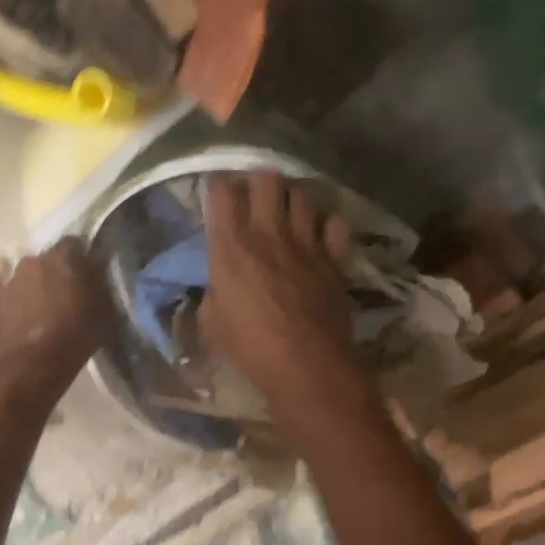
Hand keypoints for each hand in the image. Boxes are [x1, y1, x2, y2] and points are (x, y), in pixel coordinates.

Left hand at [0, 238, 112, 385]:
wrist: (36, 363)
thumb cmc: (76, 333)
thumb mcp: (103, 307)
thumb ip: (99, 280)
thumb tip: (96, 266)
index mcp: (61, 256)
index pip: (75, 243)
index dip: (82, 257)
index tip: (89, 271)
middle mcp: (33, 260)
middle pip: (49, 260)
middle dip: (58, 271)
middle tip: (69, 289)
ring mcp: (12, 279)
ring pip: (31, 276)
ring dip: (40, 285)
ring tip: (49, 305)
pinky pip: (16, 293)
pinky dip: (24, 300)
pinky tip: (32, 316)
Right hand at [199, 171, 359, 416]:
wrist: (305, 365)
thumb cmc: (249, 347)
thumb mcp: (211, 322)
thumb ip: (213, 291)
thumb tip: (218, 284)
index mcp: (231, 247)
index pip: (222, 192)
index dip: (219, 185)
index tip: (218, 192)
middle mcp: (268, 233)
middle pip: (267, 178)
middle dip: (259, 180)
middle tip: (255, 195)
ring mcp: (306, 242)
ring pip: (303, 194)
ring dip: (293, 197)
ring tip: (288, 209)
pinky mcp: (334, 258)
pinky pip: (334, 222)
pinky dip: (326, 223)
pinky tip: (319, 234)